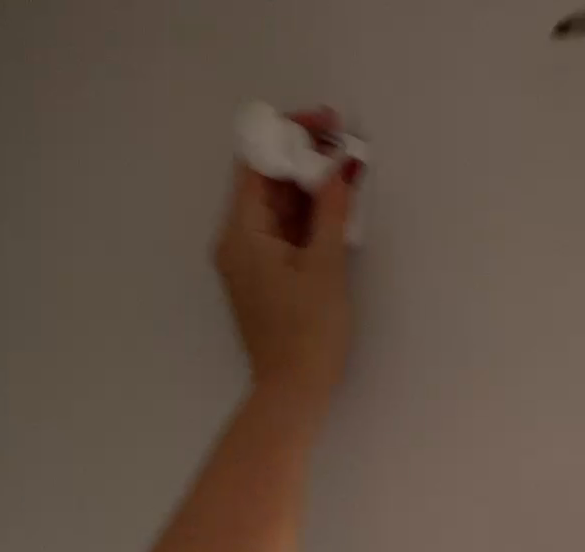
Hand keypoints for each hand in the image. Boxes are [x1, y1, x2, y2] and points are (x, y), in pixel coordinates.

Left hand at [215, 108, 360, 403]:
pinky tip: (336, 211)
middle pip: (266, 184)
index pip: (256, 162)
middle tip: (345, 147)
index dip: (289, 135)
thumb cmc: (308, 332)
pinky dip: (308, 220)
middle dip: (304, 162)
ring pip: (278, 210)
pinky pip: (284, 236)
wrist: (293, 393)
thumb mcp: (325, 267)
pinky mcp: (266, 282)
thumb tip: (339, 166)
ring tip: (348, 174)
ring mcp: (250, 264)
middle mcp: (237, 242)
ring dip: (310, 190)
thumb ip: (331, 211)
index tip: (327, 125)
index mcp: (241, 233)